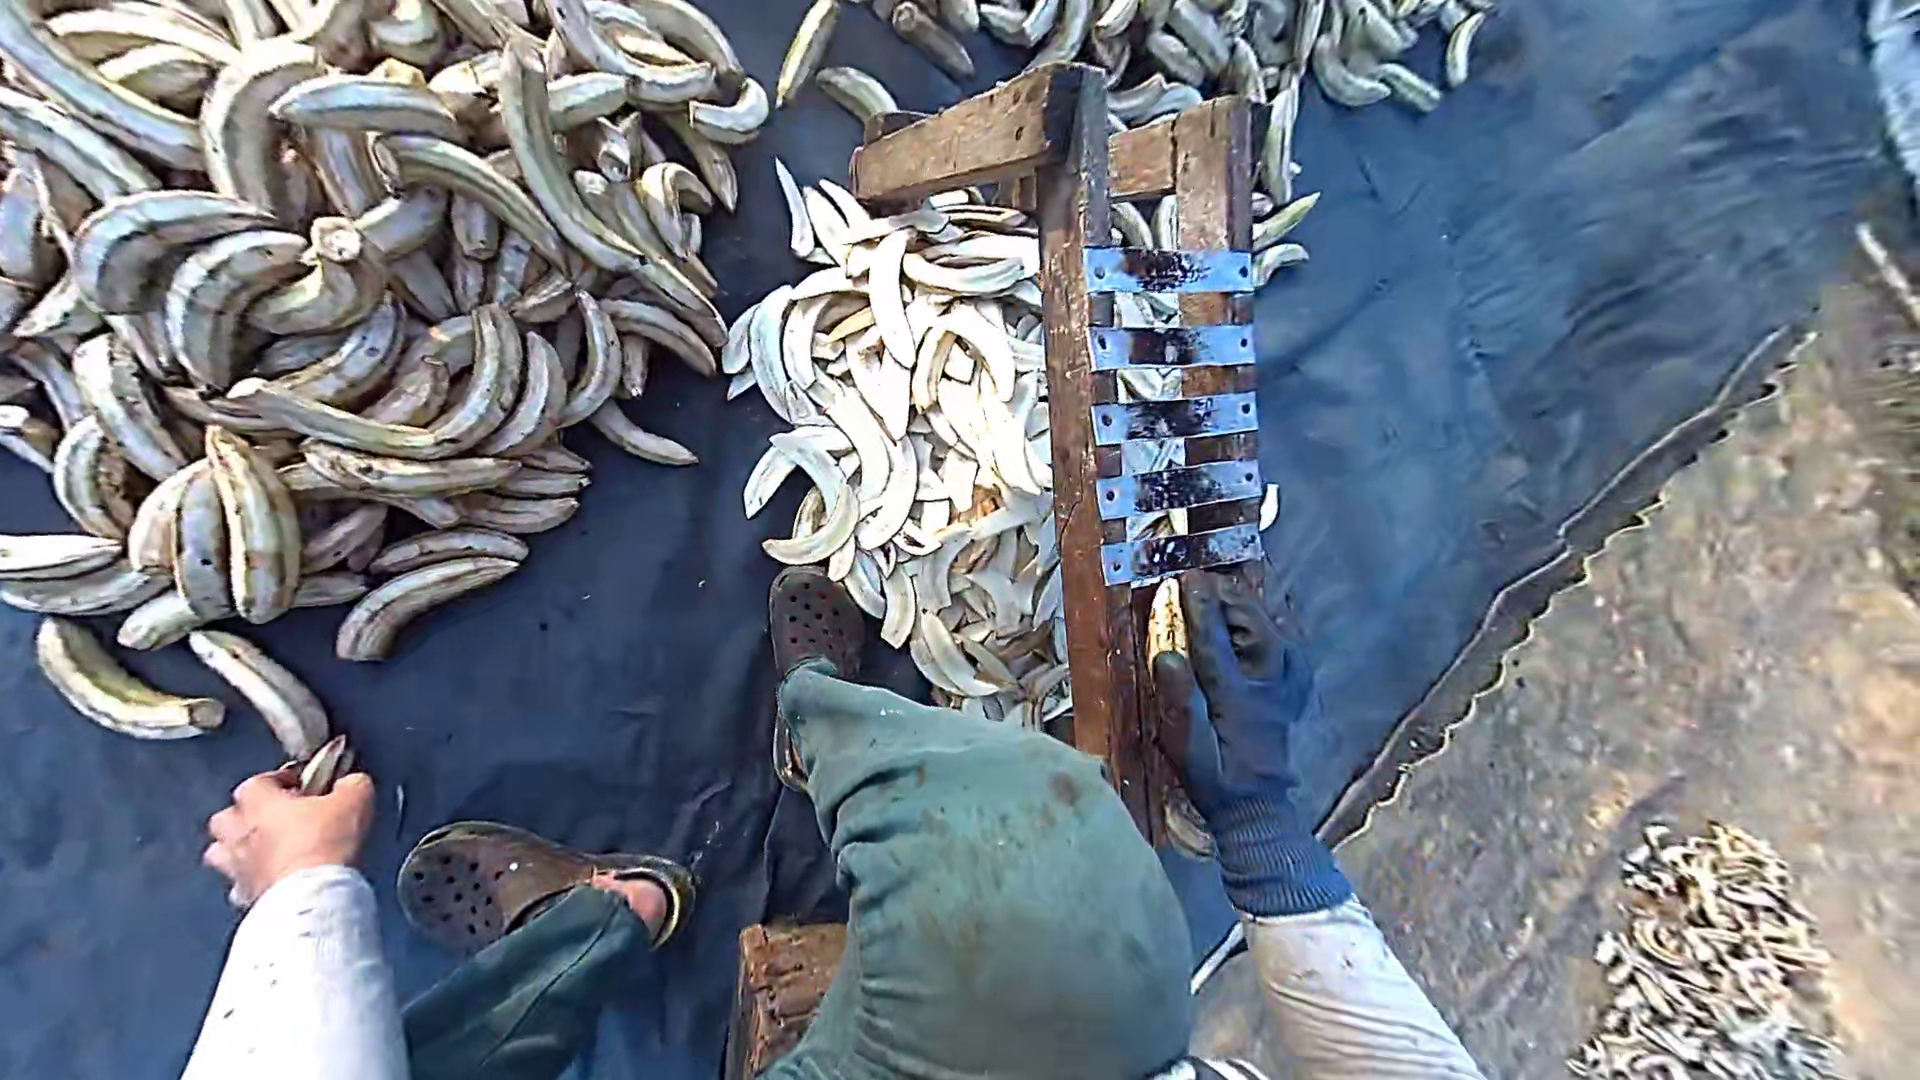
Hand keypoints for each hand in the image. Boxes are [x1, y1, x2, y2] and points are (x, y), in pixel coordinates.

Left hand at [204, 770, 374, 906]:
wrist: (311, 889)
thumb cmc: (326, 840)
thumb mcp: (356, 796)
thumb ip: (351, 782)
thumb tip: (350, 782)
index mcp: (261, 804)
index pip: (255, 782)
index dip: (278, 778)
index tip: (300, 781)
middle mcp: (239, 833)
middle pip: (226, 816)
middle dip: (248, 811)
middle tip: (278, 811)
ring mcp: (235, 866)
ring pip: (220, 850)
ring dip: (241, 844)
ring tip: (269, 842)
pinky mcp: (242, 892)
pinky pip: (237, 880)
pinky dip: (251, 874)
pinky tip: (273, 872)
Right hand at [1152, 567, 1350, 916]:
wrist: (1257, 811)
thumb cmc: (1213, 779)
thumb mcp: (1185, 749)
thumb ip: (1179, 703)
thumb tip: (1169, 656)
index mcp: (1236, 703)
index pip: (1215, 644)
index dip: (1200, 609)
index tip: (1187, 578)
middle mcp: (1268, 692)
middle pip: (1258, 633)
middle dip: (1232, 600)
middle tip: (1208, 580)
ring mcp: (1286, 695)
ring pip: (1280, 639)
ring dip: (1255, 611)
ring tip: (1230, 593)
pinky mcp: (1294, 699)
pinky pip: (1294, 654)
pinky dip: (1278, 630)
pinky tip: (1264, 622)